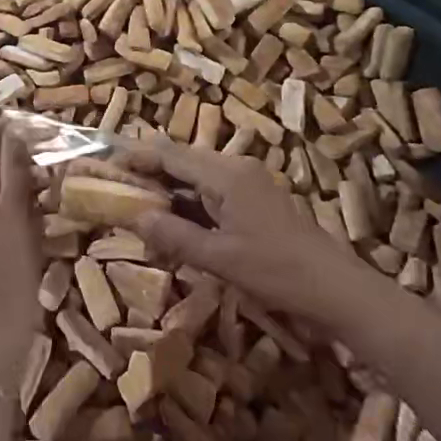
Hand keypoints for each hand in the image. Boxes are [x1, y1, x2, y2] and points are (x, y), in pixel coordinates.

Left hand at [0, 122, 41, 353]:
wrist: (1, 326)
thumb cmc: (8, 269)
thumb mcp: (15, 213)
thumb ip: (14, 167)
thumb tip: (16, 127)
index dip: (11, 125)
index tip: (47, 124)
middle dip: (19, 142)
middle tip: (57, 140)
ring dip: (23, 163)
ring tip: (56, 158)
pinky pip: (4, 191)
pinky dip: (23, 183)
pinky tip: (46, 186)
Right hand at [123, 139, 385, 325]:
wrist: (335, 287)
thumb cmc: (276, 272)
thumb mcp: (219, 258)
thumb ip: (174, 235)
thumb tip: (134, 216)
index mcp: (226, 174)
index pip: (169, 153)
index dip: (135, 156)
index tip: (105, 164)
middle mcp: (236, 167)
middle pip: (181, 159)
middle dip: (148, 172)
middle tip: (115, 188)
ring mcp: (249, 181)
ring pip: (196, 174)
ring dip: (168, 188)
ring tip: (136, 204)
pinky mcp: (255, 197)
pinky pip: (212, 189)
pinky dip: (189, 200)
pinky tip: (174, 220)